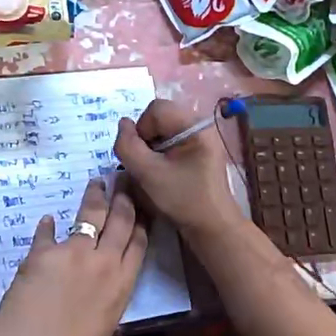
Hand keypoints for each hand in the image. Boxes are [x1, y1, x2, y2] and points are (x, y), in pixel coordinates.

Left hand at [0, 177, 146, 335]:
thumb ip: (106, 311)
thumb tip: (102, 305)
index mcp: (122, 287)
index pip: (139, 242)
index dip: (141, 220)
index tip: (142, 204)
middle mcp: (104, 262)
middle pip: (121, 219)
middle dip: (124, 196)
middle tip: (124, 178)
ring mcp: (74, 252)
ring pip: (91, 214)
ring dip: (95, 196)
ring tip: (97, 182)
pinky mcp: (44, 250)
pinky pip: (49, 231)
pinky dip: (49, 226)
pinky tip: (49, 220)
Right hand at [112, 100, 244, 239]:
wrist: (212, 226)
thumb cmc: (182, 199)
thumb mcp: (148, 174)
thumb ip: (128, 146)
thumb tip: (123, 124)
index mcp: (195, 125)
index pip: (155, 109)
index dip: (141, 130)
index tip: (142, 157)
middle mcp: (201, 124)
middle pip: (160, 115)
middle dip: (146, 137)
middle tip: (146, 163)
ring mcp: (202, 136)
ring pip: (164, 127)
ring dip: (152, 145)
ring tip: (154, 168)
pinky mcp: (200, 148)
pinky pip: (173, 137)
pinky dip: (162, 150)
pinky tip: (164, 170)